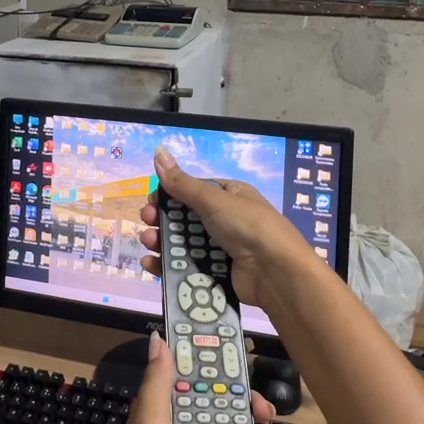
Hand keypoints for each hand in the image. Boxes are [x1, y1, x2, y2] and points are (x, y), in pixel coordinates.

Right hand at [137, 146, 310, 310]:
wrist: (276, 273)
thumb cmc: (247, 226)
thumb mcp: (213, 200)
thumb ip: (182, 182)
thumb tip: (158, 151)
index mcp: (229, 195)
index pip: (193, 191)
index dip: (170, 195)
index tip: (151, 201)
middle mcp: (226, 219)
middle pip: (184, 218)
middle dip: (162, 219)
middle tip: (146, 222)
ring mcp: (221, 248)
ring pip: (182, 242)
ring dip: (161, 241)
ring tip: (149, 243)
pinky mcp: (217, 272)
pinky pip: (187, 266)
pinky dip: (168, 265)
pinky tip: (152, 264)